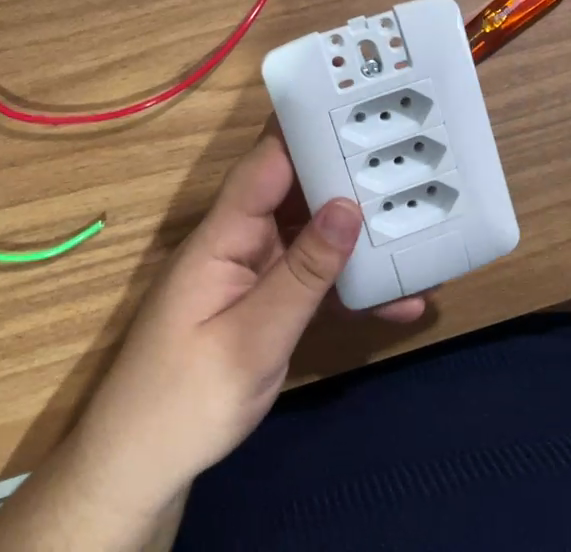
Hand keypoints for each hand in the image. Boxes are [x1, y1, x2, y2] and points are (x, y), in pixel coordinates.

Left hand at [65, 127, 426, 521]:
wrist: (145, 466)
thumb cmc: (186, 398)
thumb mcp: (252, 337)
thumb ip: (303, 272)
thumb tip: (349, 205)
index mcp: (224, 235)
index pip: (267, 163)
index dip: (308, 129)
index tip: (362, 106)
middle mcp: (242, 242)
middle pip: (299, 193)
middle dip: (351, 177)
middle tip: (416, 159)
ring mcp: (258, 273)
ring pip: (316, 236)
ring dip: (364, 235)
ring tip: (425, 225)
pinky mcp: (270, 304)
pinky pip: (318, 280)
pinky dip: (355, 286)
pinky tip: (404, 299)